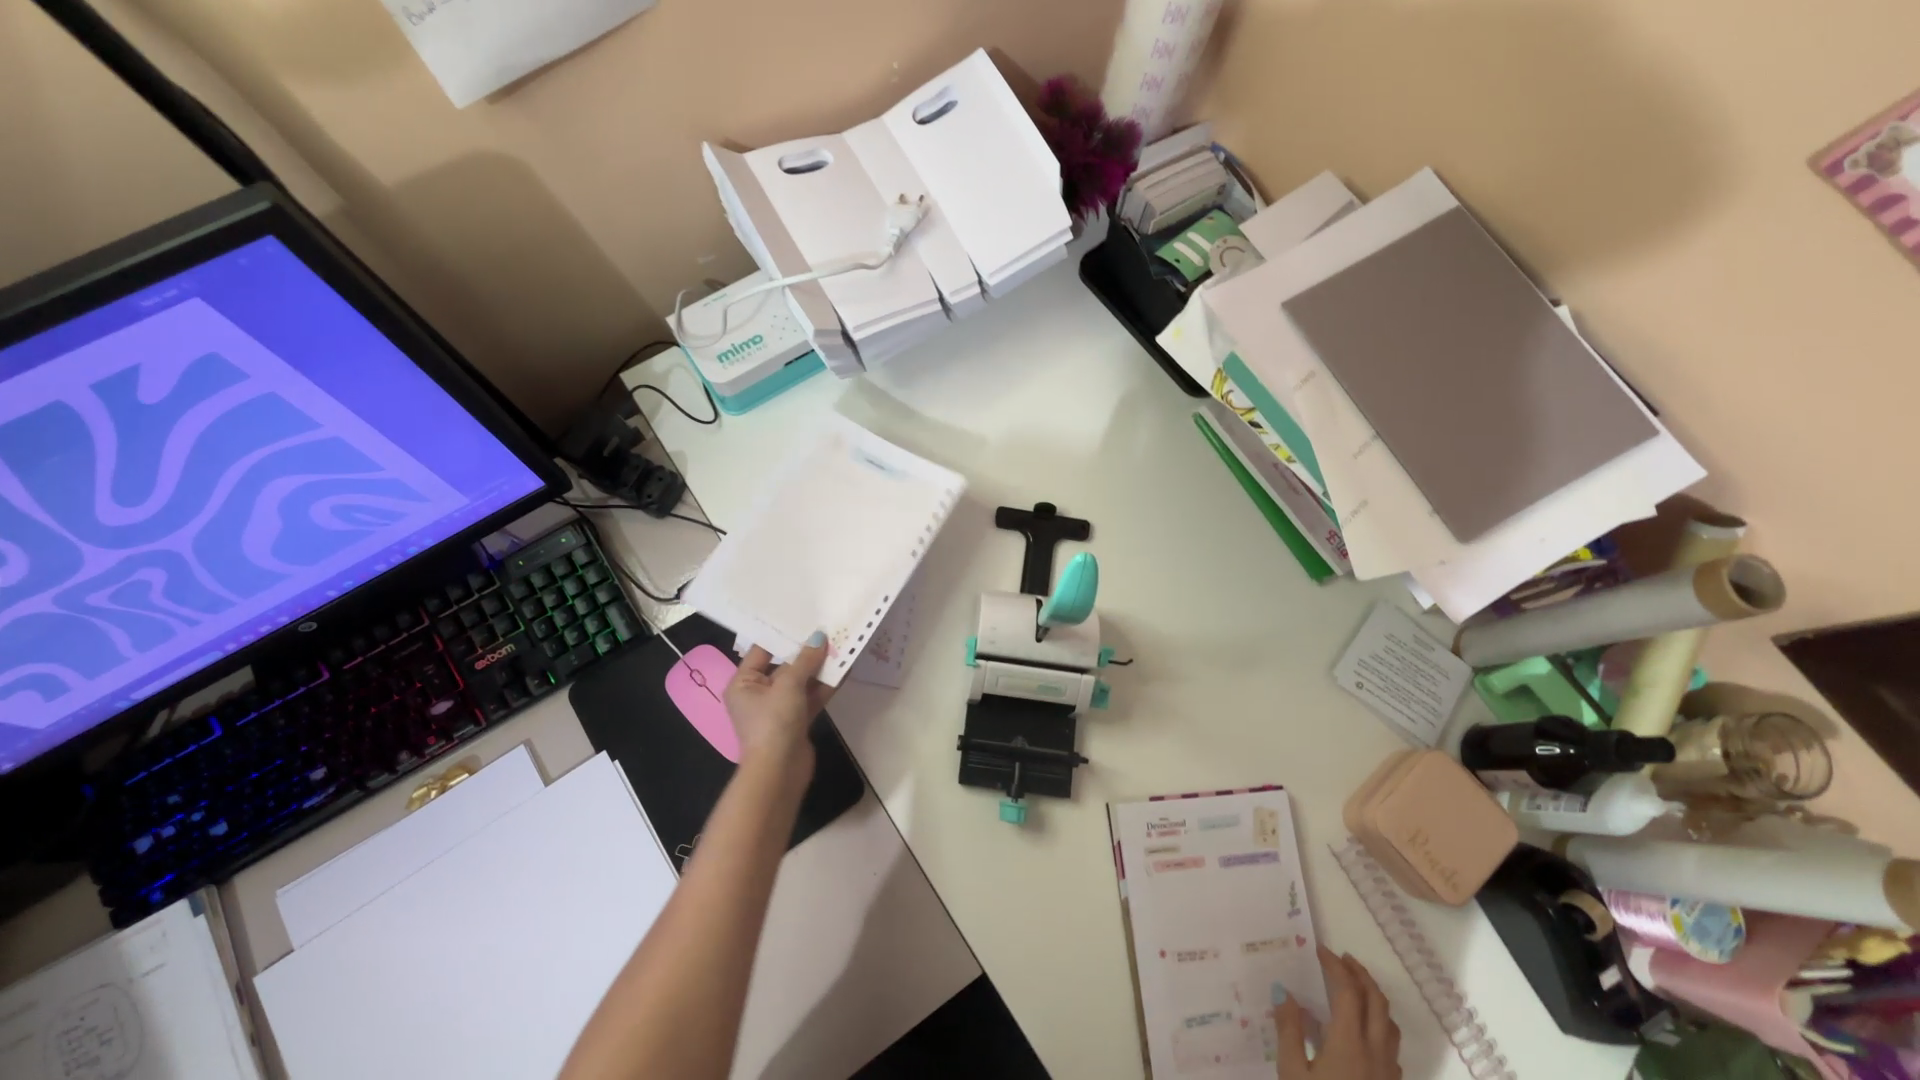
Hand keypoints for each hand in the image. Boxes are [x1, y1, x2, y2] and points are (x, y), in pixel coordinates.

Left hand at [724, 632, 835, 775]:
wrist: (780, 771)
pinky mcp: (796, 721)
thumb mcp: (788, 685)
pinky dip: (824, 686)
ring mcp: (778, 709)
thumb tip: (820, 637)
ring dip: (819, 668)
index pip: (761, 651)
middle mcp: (758, 694)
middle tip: (827, 629)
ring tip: (841, 645)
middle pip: (784, 666)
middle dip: (806, 652)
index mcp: (743, 683)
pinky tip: (843, 671)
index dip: (782, 635)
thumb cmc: (774, 722)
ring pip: (800, 682)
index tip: (802, 618)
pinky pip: (810, 697)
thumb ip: (805, 660)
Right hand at [1275, 946, 1399, 1079]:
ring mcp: (1389, 1069)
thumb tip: (1284, 993)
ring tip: (1354, 989)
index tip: (1320, 950)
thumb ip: (1289, 1031)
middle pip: (1377, 1000)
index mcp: (1349, 1040)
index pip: (1348, 990)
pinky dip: (1378, 1024)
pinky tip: (1361, 1034)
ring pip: (1390, 1021)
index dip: (1335, 966)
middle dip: (1360, 974)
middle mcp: (1376, 1049)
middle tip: (1341, 959)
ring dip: (1374, 997)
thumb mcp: (1292, 1073)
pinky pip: (1391, 1044)